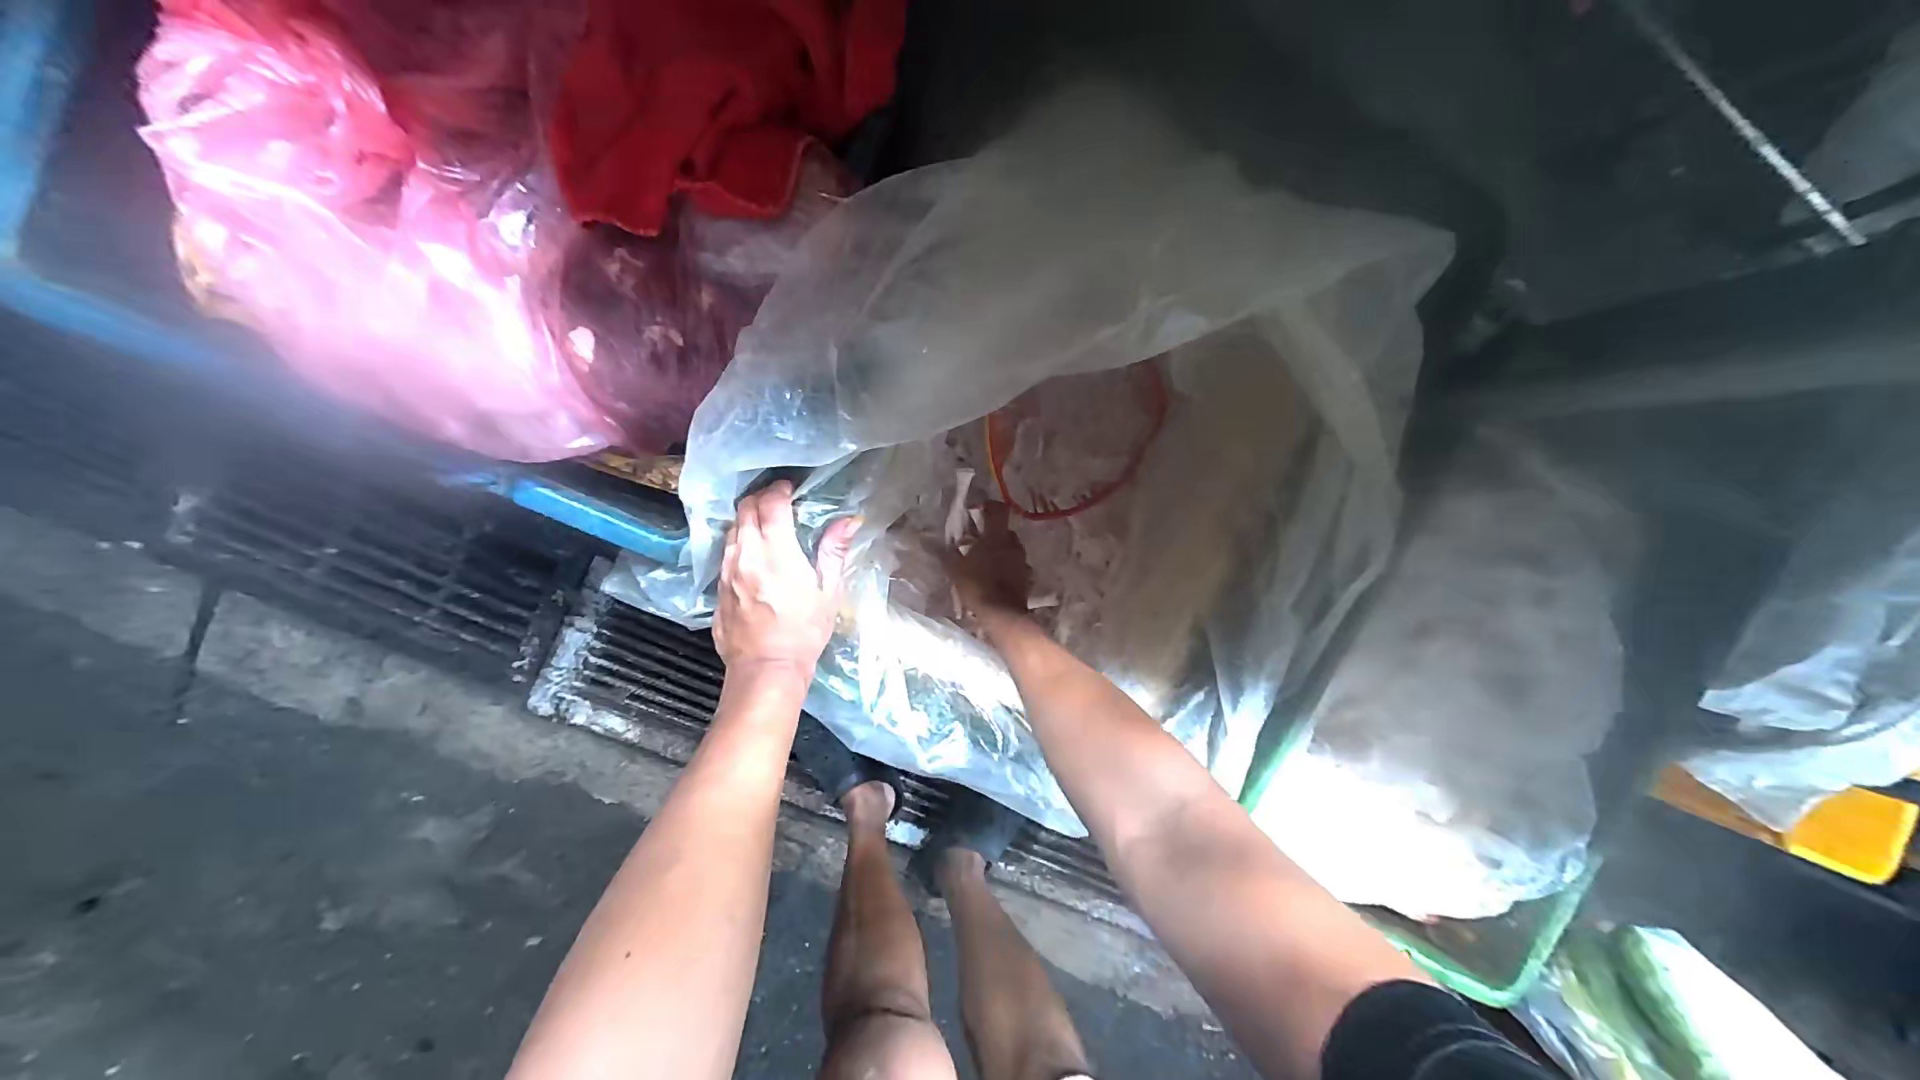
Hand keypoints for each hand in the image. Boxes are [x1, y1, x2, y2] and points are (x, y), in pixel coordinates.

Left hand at [713, 481, 858, 676]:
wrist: (766, 669)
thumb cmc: (804, 632)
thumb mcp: (828, 592)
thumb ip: (834, 551)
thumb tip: (849, 520)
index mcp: (776, 553)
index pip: (771, 504)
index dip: (780, 490)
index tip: (791, 489)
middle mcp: (746, 555)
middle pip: (745, 509)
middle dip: (761, 498)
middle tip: (778, 501)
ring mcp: (727, 571)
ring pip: (731, 529)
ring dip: (747, 519)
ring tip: (765, 524)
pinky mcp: (717, 587)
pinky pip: (725, 552)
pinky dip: (738, 542)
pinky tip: (752, 553)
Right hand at [945, 500, 1032, 623]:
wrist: (1002, 615)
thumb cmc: (977, 585)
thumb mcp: (955, 569)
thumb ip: (948, 554)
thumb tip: (936, 543)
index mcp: (997, 536)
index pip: (998, 510)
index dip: (989, 506)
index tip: (978, 510)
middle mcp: (1013, 544)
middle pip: (1005, 531)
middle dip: (992, 534)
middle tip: (977, 542)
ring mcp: (1022, 561)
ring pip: (1011, 549)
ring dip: (1000, 552)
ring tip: (985, 563)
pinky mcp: (1026, 578)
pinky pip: (1015, 566)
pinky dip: (1007, 568)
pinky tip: (996, 578)